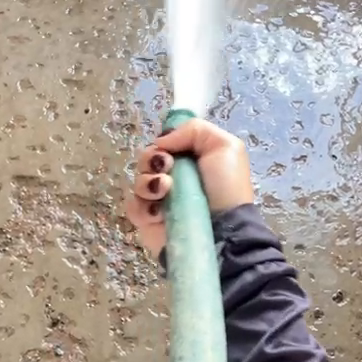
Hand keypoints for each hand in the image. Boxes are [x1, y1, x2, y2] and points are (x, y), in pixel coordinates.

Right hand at [124, 118, 256, 256]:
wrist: (225, 231)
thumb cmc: (228, 188)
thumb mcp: (225, 146)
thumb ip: (195, 130)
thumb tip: (162, 142)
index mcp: (190, 159)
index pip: (164, 143)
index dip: (163, 142)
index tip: (170, 148)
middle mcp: (173, 178)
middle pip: (146, 159)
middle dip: (152, 159)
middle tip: (167, 167)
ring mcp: (159, 200)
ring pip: (137, 182)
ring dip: (147, 182)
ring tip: (165, 190)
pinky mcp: (149, 222)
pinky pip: (133, 206)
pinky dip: (142, 206)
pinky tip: (158, 211)